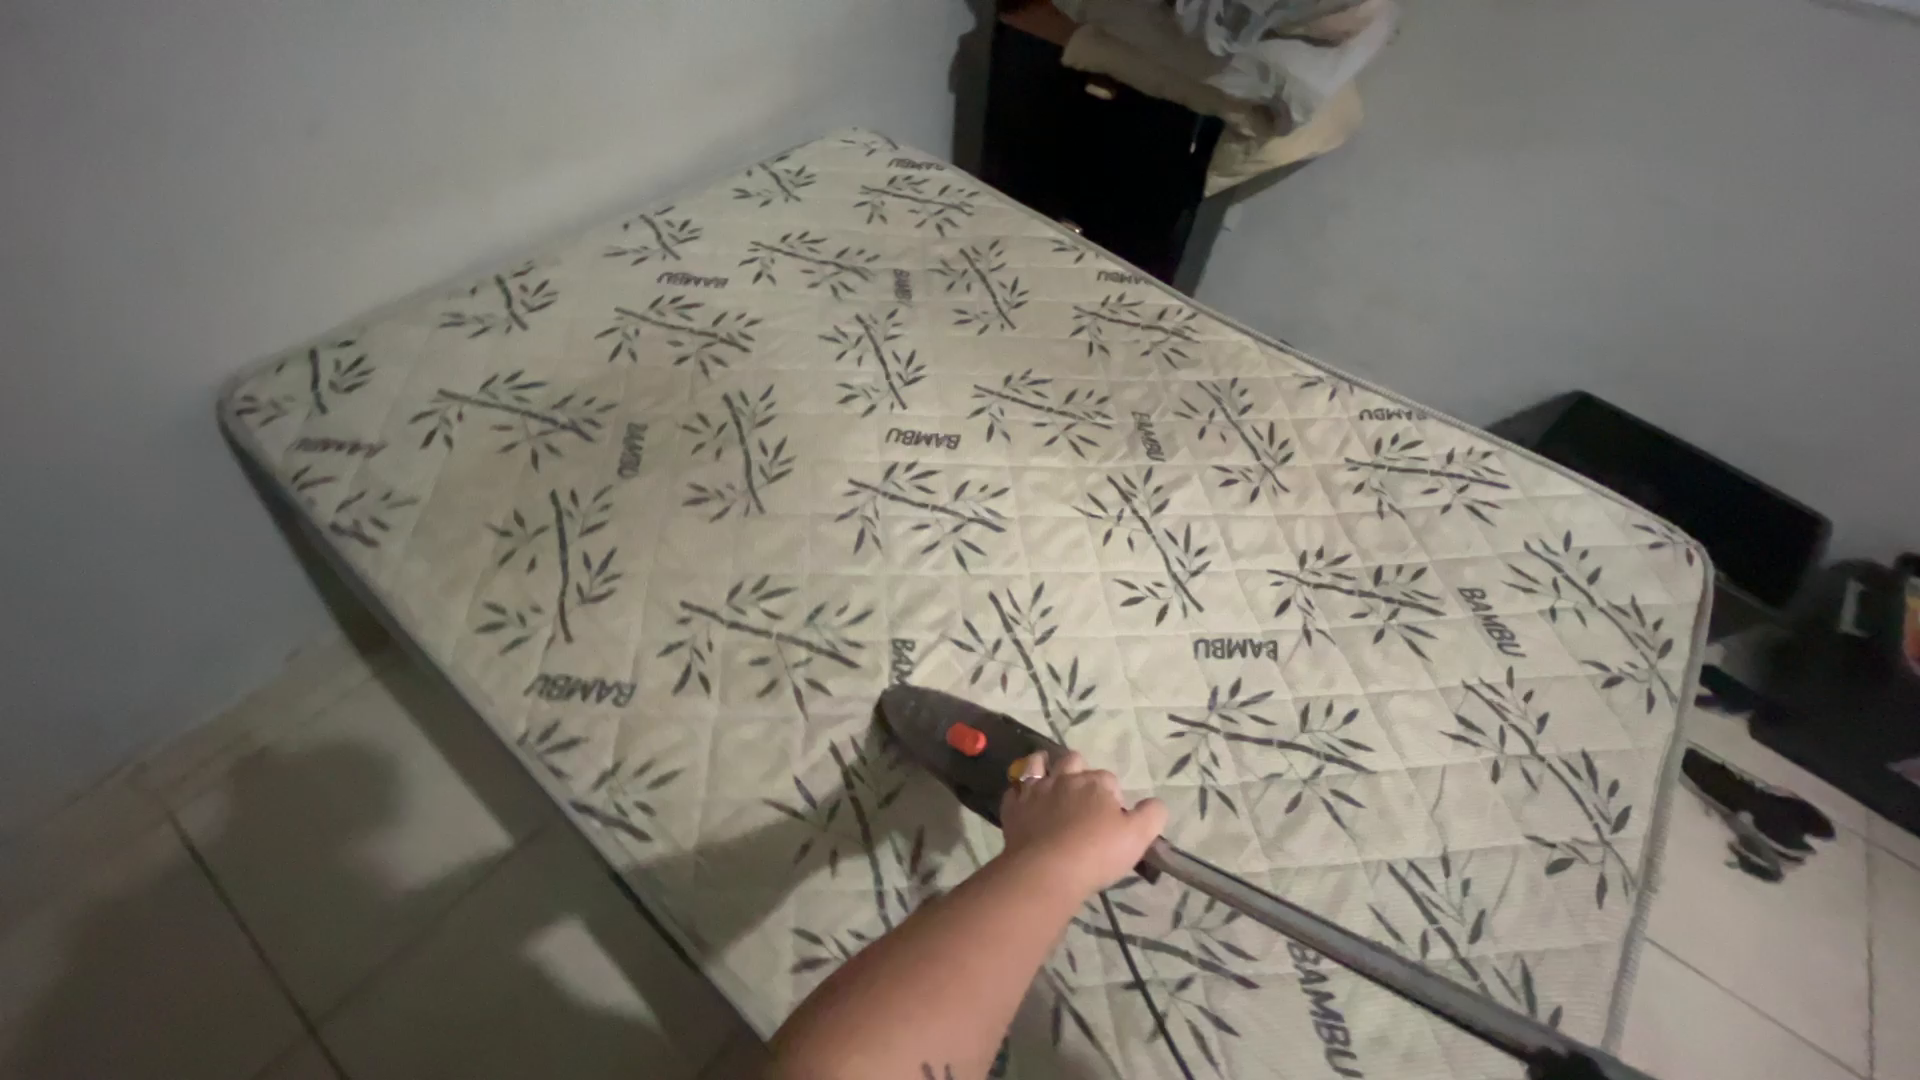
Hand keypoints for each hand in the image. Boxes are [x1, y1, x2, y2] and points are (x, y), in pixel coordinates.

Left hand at [998, 751, 1167, 898]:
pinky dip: (1019, 792)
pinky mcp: (1014, 806)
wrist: (1048, 869)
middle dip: (1079, 772)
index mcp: (1096, 783)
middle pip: (1073, 761)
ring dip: (1044, 765)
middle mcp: (1065, 778)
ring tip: (1049, 777)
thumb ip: (1152, 815)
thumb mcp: (1138, 837)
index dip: (1113, 796)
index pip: (1109, 779)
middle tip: (1083, 797)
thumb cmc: (1097, 853)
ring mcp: (1036, 790)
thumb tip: (1156, 803)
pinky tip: (1022, 801)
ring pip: (1038, 763)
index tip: (1113, 819)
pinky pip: (1014, 790)